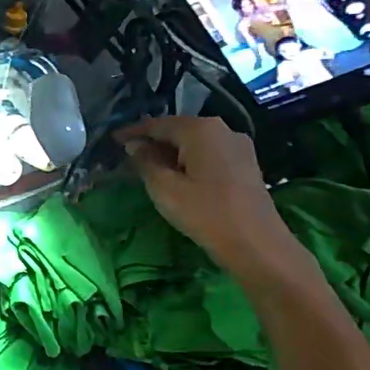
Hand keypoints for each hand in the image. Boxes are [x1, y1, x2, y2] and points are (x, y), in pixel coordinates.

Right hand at [116, 115, 304, 277]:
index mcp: (201, 129)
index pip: (157, 124)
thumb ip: (145, 161)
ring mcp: (238, 146)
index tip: (112, 139)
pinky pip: (208, 153)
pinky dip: (188, 159)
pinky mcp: (245, 164)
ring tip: (147, 164)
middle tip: (127, 152)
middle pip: (178, 130)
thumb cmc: (205, 212)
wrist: (257, 245)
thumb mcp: (163, 187)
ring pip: (194, 142)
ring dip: (170, 150)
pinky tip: (175, 173)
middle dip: (152, 140)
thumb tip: (135, 145)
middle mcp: (222, 130)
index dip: (132, 132)